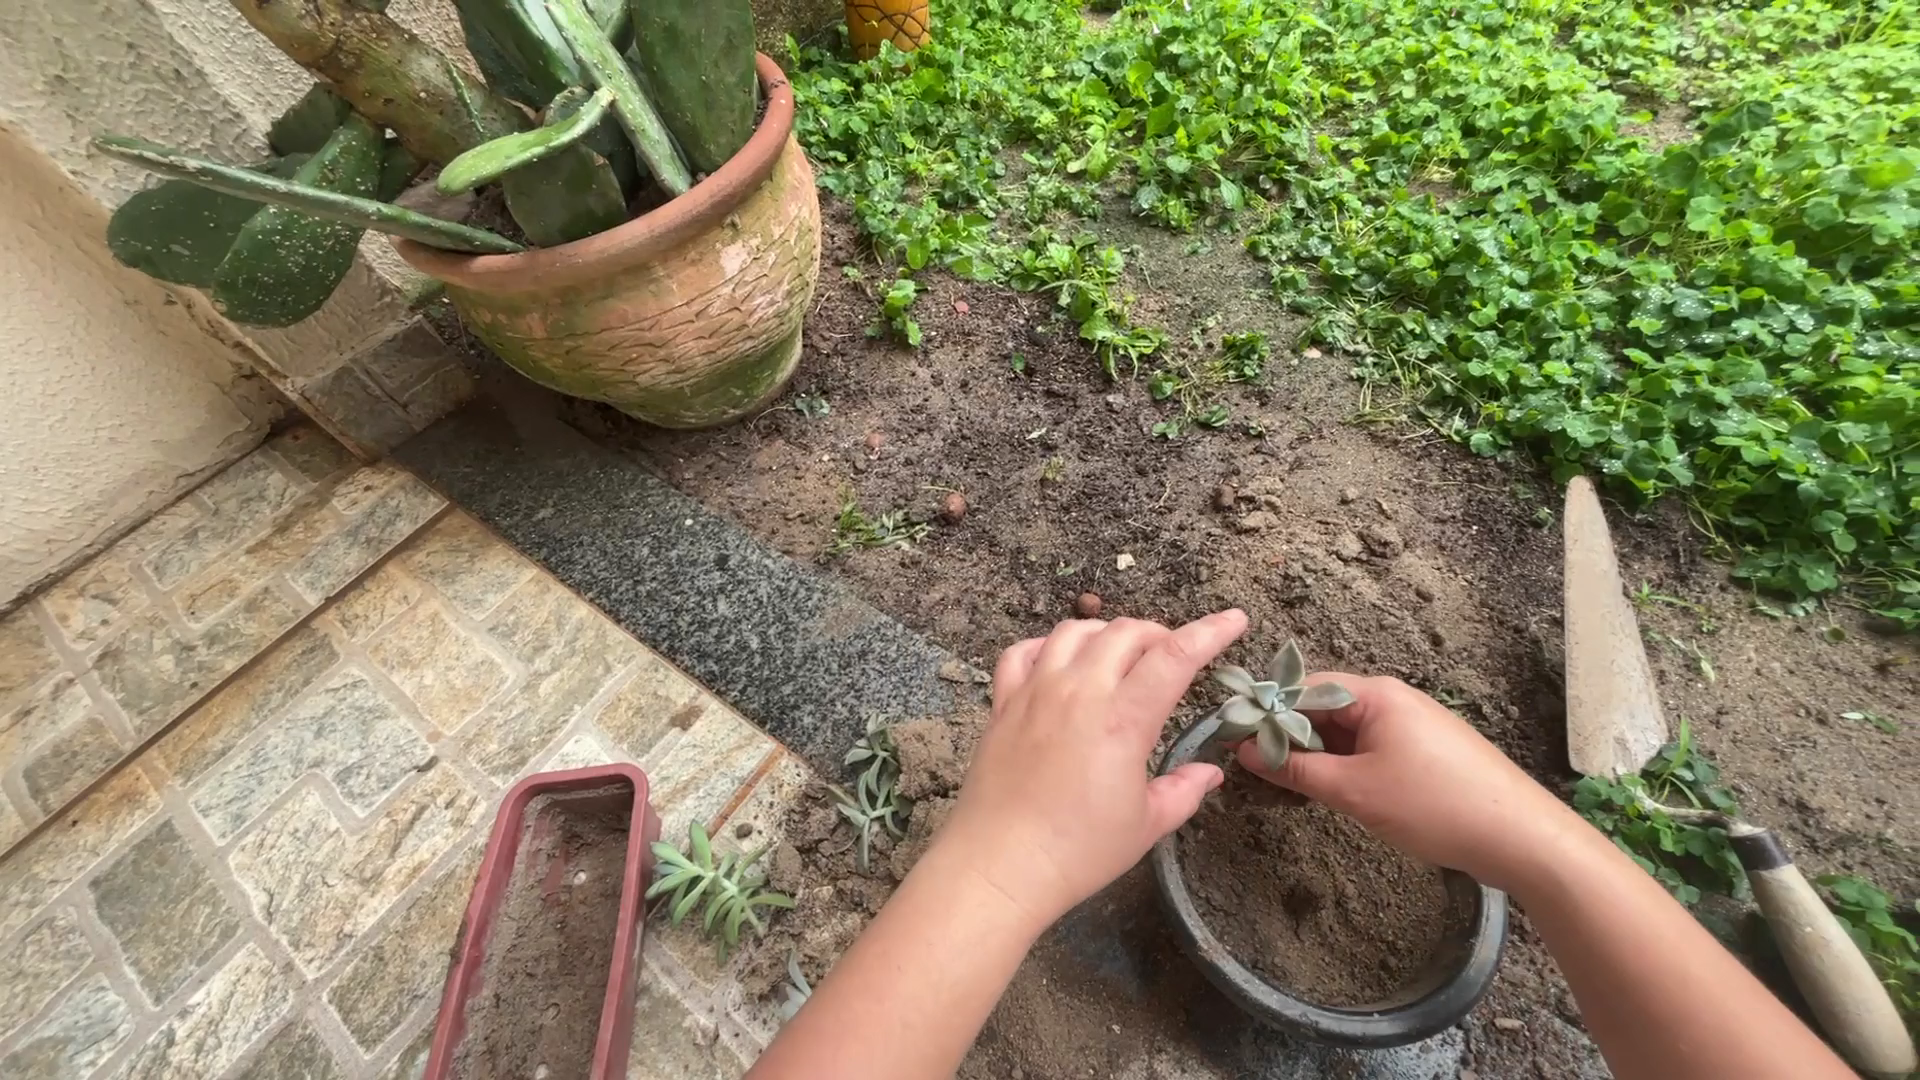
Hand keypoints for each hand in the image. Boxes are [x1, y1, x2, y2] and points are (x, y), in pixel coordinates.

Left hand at [927, 611, 1248, 925]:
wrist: (1000, 863)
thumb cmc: (1079, 851)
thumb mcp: (1145, 826)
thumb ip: (1183, 790)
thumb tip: (1210, 771)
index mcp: (1122, 719)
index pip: (1174, 657)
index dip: (1209, 632)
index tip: (1234, 619)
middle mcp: (1078, 691)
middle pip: (1124, 633)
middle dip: (1157, 634)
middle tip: (1171, 656)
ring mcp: (1035, 691)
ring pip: (1073, 632)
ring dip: (1105, 633)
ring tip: (1119, 654)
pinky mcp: (1003, 702)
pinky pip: (1021, 653)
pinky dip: (1045, 646)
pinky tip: (1057, 661)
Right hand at [1235, 673, 1582, 892]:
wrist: (1529, 842)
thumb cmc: (1435, 806)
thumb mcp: (1353, 790)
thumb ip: (1295, 769)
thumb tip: (1244, 753)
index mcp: (1375, 694)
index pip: (1301, 689)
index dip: (1266, 713)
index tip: (1237, 739)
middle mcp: (1393, 698)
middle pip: (1323, 707)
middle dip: (1291, 736)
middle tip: (1261, 767)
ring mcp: (1413, 724)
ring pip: (1345, 730)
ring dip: (1318, 753)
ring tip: (1293, 783)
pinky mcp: (1427, 749)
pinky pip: (1370, 745)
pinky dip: (1346, 763)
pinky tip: (1336, 790)